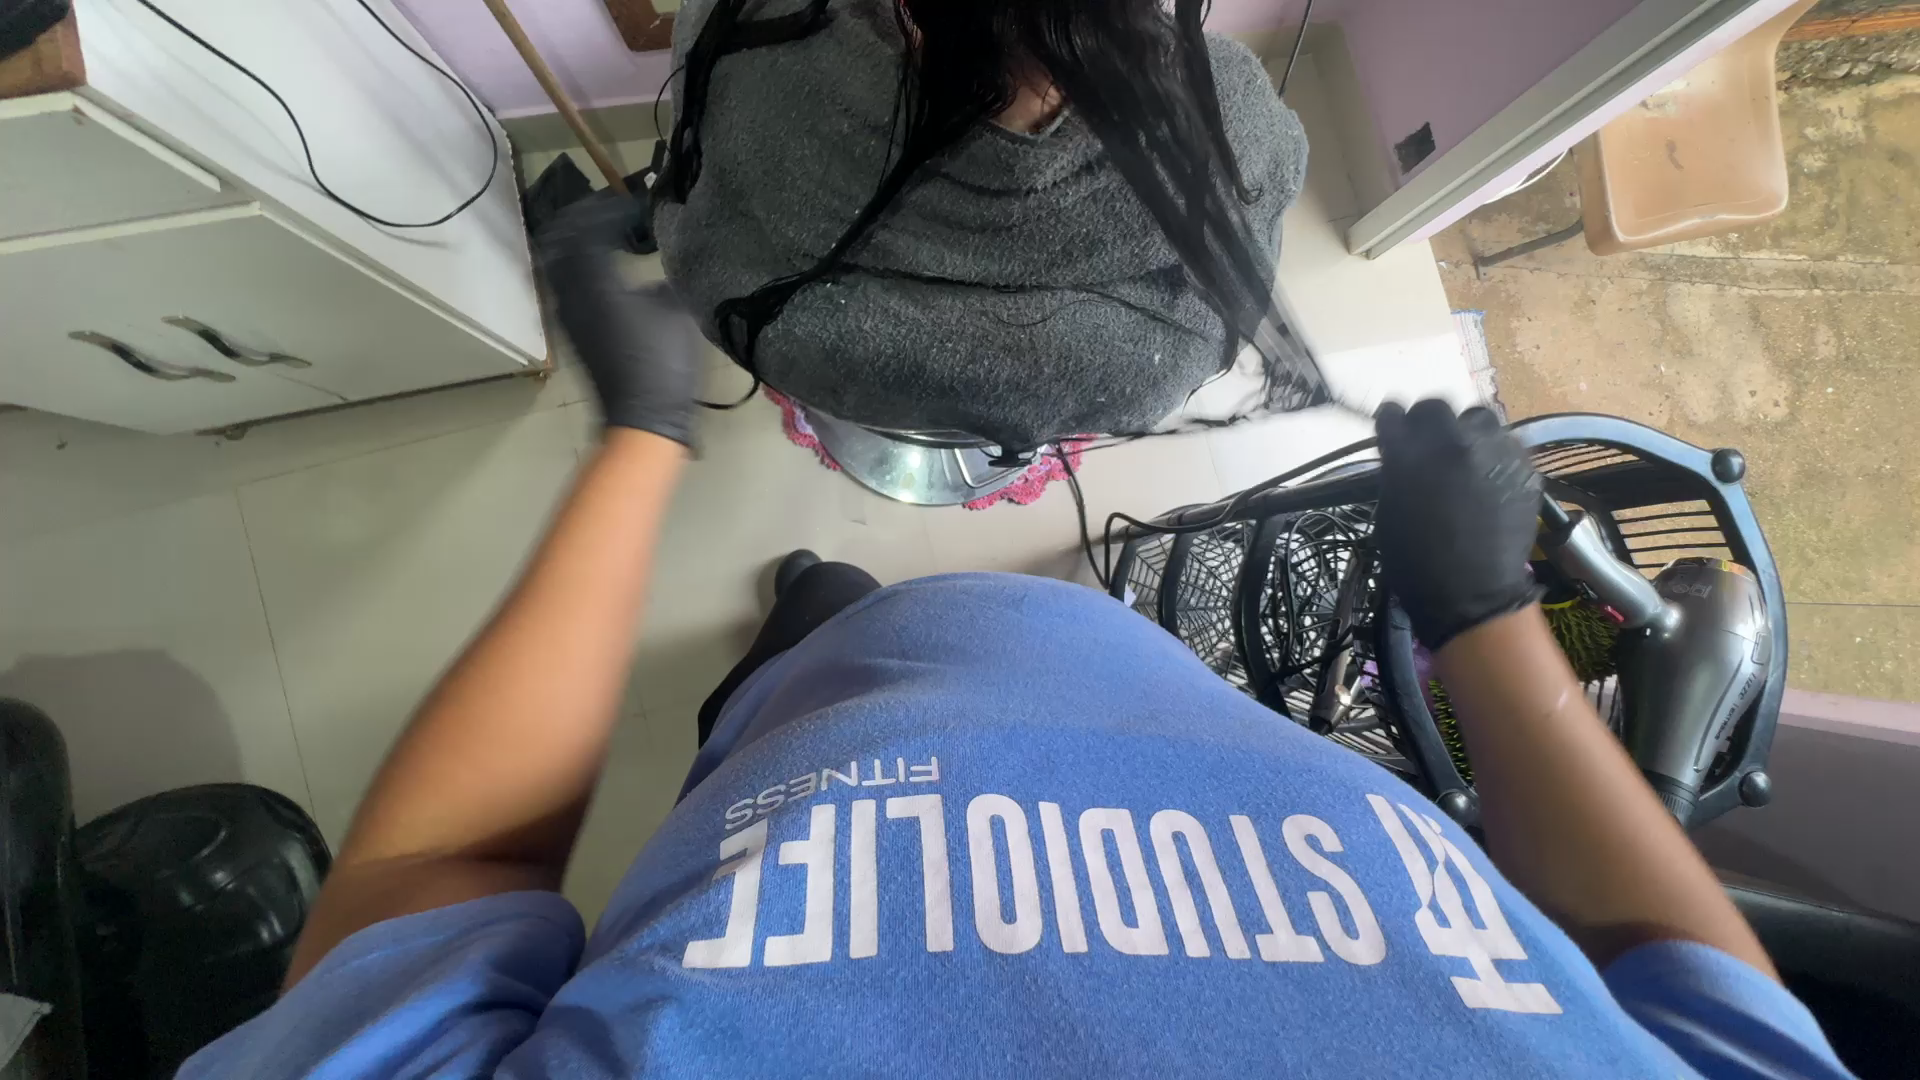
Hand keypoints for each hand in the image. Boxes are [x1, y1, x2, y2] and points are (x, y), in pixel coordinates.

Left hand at [537, 191, 699, 445]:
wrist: (643, 416)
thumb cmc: (662, 363)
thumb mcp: (674, 312)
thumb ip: (664, 279)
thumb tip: (659, 269)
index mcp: (593, 280)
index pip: (588, 227)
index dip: (610, 210)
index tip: (637, 206)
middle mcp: (570, 291)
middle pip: (562, 240)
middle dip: (585, 221)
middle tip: (612, 213)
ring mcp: (568, 314)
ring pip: (560, 263)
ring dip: (579, 244)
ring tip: (605, 238)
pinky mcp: (575, 332)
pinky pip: (568, 284)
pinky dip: (581, 268)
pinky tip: (605, 273)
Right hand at [1373, 400, 1541, 650]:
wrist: (1470, 592)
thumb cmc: (1413, 559)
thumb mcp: (1389, 509)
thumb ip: (1396, 471)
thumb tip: (1405, 452)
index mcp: (1407, 455)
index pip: (1393, 414)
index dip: (1390, 421)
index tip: (1390, 429)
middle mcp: (1451, 444)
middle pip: (1436, 406)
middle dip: (1426, 421)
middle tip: (1424, 442)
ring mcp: (1493, 452)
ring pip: (1478, 418)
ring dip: (1464, 431)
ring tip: (1461, 456)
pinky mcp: (1524, 467)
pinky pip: (1505, 444)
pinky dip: (1491, 454)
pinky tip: (1484, 478)